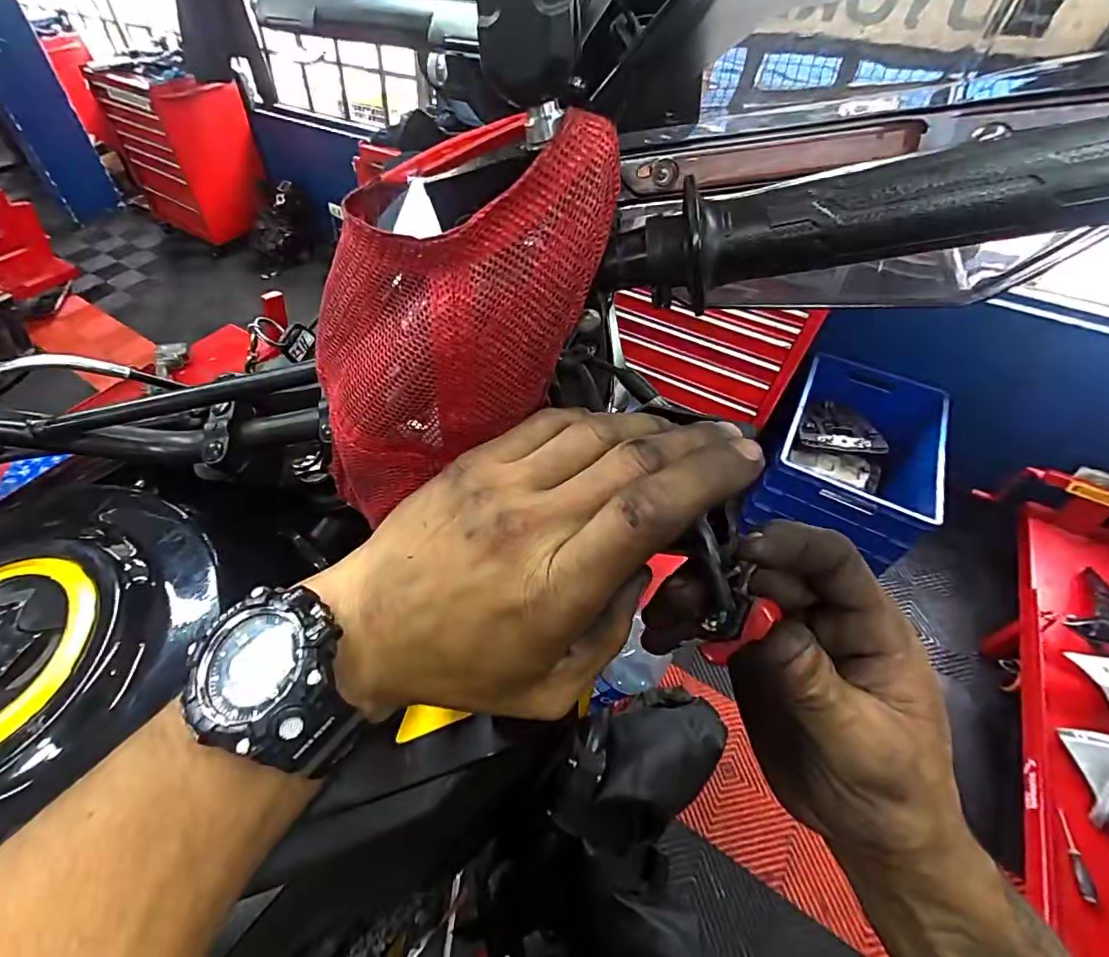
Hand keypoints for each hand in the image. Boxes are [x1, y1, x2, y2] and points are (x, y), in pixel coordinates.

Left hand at [313, 409, 764, 721]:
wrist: (366, 627)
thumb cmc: (458, 666)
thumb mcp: (551, 687)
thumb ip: (612, 627)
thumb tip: (639, 565)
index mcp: (557, 584)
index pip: (647, 511)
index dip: (705, 477)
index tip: (742, 462)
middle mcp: (535, 521)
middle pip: (632, 462)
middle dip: (696, 445)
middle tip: (732, 440)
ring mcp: (502, 482)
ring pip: (596, 434)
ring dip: (652, 429)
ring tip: (684, 435)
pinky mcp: (477, 462)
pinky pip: (549, 424)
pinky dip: (595, 420)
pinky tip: (618, 428)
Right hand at [644, 521, 965, 860]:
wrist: (873, 837)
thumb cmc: (892, 788)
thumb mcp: (861, 739)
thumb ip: (813, 680)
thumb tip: (766, 624)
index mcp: (869, 622)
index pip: (833, 560)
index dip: (791, 543)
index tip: (743, 548)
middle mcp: (824, 615)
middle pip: (773, 570)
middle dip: (727, 569)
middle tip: (680, 587)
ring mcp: (786, 634)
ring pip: (740, 592)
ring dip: (699, 593)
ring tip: (662, 611)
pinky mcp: (756, 658)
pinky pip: (721, 626)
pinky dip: (690, 623)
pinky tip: (662, 632)